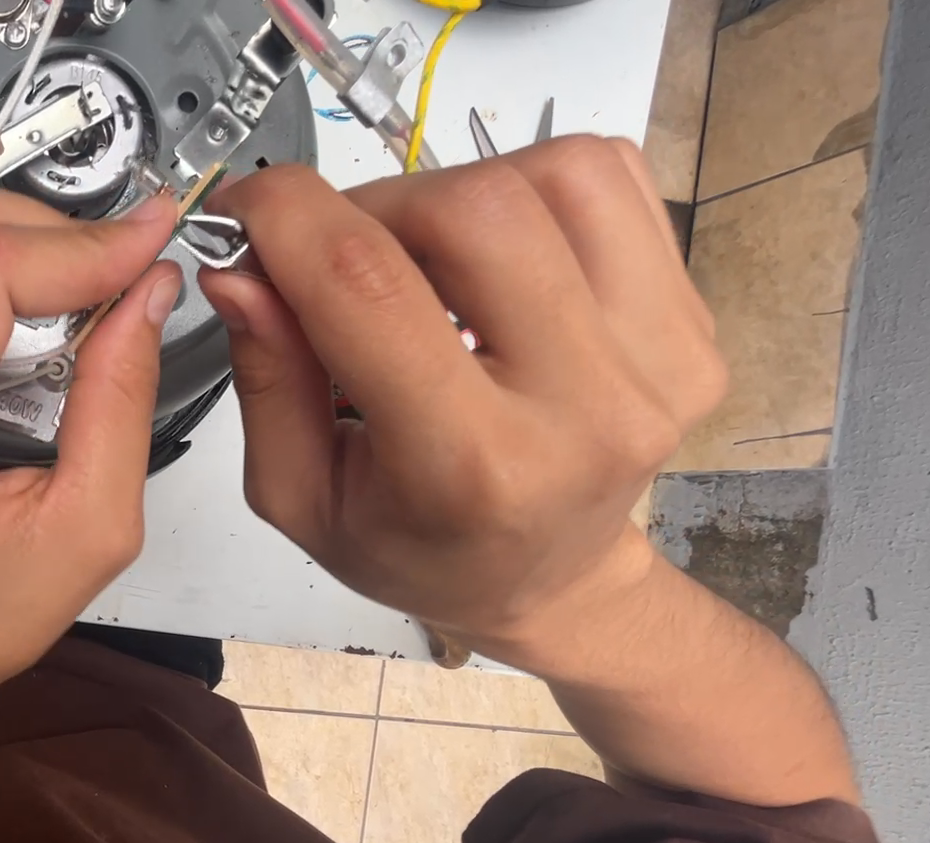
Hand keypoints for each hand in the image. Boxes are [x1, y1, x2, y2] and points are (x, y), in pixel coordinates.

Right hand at [201, 137, 726, 663]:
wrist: (545, 581)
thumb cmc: (405, 554)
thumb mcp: (295, 494)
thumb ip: (265, 382)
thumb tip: (237, 271)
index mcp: (463, 465)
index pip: (368, 292)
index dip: (289, 222)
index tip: (241, 206)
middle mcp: (583, 402)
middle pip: (470, 211)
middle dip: (366, 209)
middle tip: (323, 256)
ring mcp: (658, 355)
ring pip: (549, 175)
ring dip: (442, 196)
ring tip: (403, 261)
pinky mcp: (692, 318)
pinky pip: (606, 185)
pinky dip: (517, 191)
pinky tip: (476, 257)